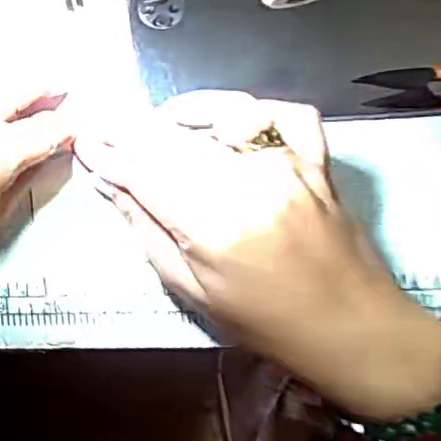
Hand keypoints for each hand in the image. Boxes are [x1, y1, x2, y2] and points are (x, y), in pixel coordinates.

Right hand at [75, 91, 440, 419]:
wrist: (355, 332)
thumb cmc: (264, 323)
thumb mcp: (191, 288)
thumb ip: (147, 229)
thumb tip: (109, 184)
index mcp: (214, 226)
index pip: (144, 172)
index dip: (109, 154)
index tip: (85, 141)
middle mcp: (251, 184)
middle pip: (175, 139)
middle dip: (130, 129)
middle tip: (105, 126)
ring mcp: (290, 166)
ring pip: (224, 115)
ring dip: (182, 113)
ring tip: (157, 123)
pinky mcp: (317, 160)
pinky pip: (285, 113)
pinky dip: (254, 108)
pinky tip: (228, 123)